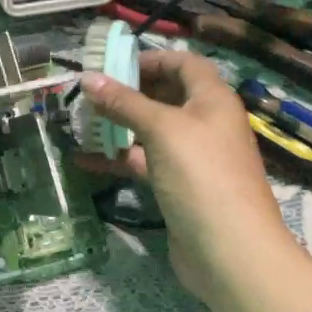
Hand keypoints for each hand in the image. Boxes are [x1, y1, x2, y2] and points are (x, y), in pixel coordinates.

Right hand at [74, 50, 293, 299]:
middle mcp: (205, 123)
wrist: (231, 254)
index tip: (113, 64)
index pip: (184, 63)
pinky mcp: (178, 186)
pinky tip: (83, 157)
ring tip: (80, 120)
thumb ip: (123, 102)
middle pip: (165, 95)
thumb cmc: (202, 175)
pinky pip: (144, 161)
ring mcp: (192, 157)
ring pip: (151, 130)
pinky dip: (117, 157)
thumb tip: (87, 77)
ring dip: (117, 124)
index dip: (151, 58)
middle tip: (90, 92)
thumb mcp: (161, 129)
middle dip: (127, 91)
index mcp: (212, 100)